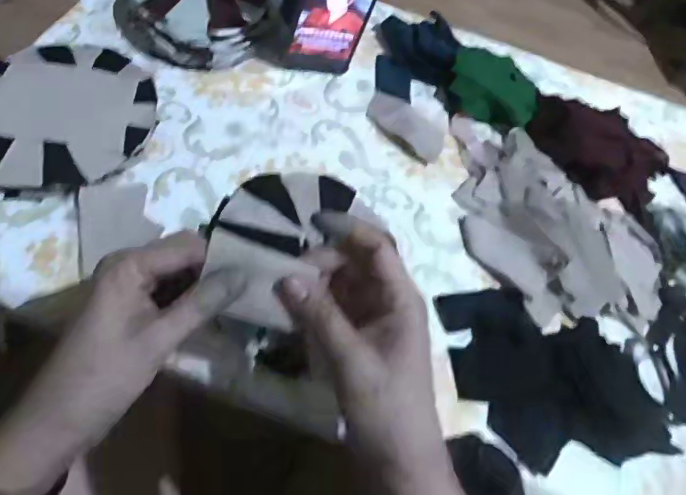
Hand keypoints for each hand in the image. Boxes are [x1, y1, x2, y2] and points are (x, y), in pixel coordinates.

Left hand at [0, 232, 242, 494]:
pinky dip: (184, 296)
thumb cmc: (105, 377)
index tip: (252, 272)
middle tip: (246, 287)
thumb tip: (242, 274)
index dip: (220, 256)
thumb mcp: (158, 341)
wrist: (55, 420)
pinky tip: (207, 311)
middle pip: (180, 252)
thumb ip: (200, 304)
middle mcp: (126, 262)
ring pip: (174, 270)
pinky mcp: (125, 301)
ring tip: (235, 298)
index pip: (187, 244)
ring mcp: (124, 282)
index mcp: (129, 263)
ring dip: (200, 283)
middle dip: (212, 268)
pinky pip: (162, 287)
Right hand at [281, 213, 462, 494]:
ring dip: (315, 281)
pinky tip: (292, 309)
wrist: (399, 466)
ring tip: (284, 287)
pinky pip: (335, 308)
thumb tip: (284, 276)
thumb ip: (319, 316)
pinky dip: (315, 304)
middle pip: (355, 263)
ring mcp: (373, 321)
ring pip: (342, 284)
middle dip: (323, 259)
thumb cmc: (386, 408)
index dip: (348, 228)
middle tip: (289, 270)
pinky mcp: (359, 340)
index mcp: (400, 298)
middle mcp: (388, 301)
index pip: (378, 247)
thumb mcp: (351, 360)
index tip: (313, 220)